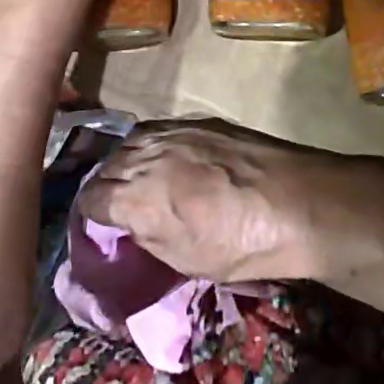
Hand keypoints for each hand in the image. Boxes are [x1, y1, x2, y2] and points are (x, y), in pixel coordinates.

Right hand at [75, 122, 337, 283]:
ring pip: (126, 145)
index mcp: (136, 199)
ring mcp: (168, 134)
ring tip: (134, 178)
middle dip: (103, 186)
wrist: (294, 202)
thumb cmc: (241, 245)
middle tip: (114, 203)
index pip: (90, 199)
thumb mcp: (185, 261)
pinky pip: (154, 131)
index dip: (89, 214)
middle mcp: (143, 159)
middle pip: (104, 168)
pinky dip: (148, 146)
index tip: (96, 223)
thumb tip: (129, 224)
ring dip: (123, 163)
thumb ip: (146, 237)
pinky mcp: (192, 122)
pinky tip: (160, 157)